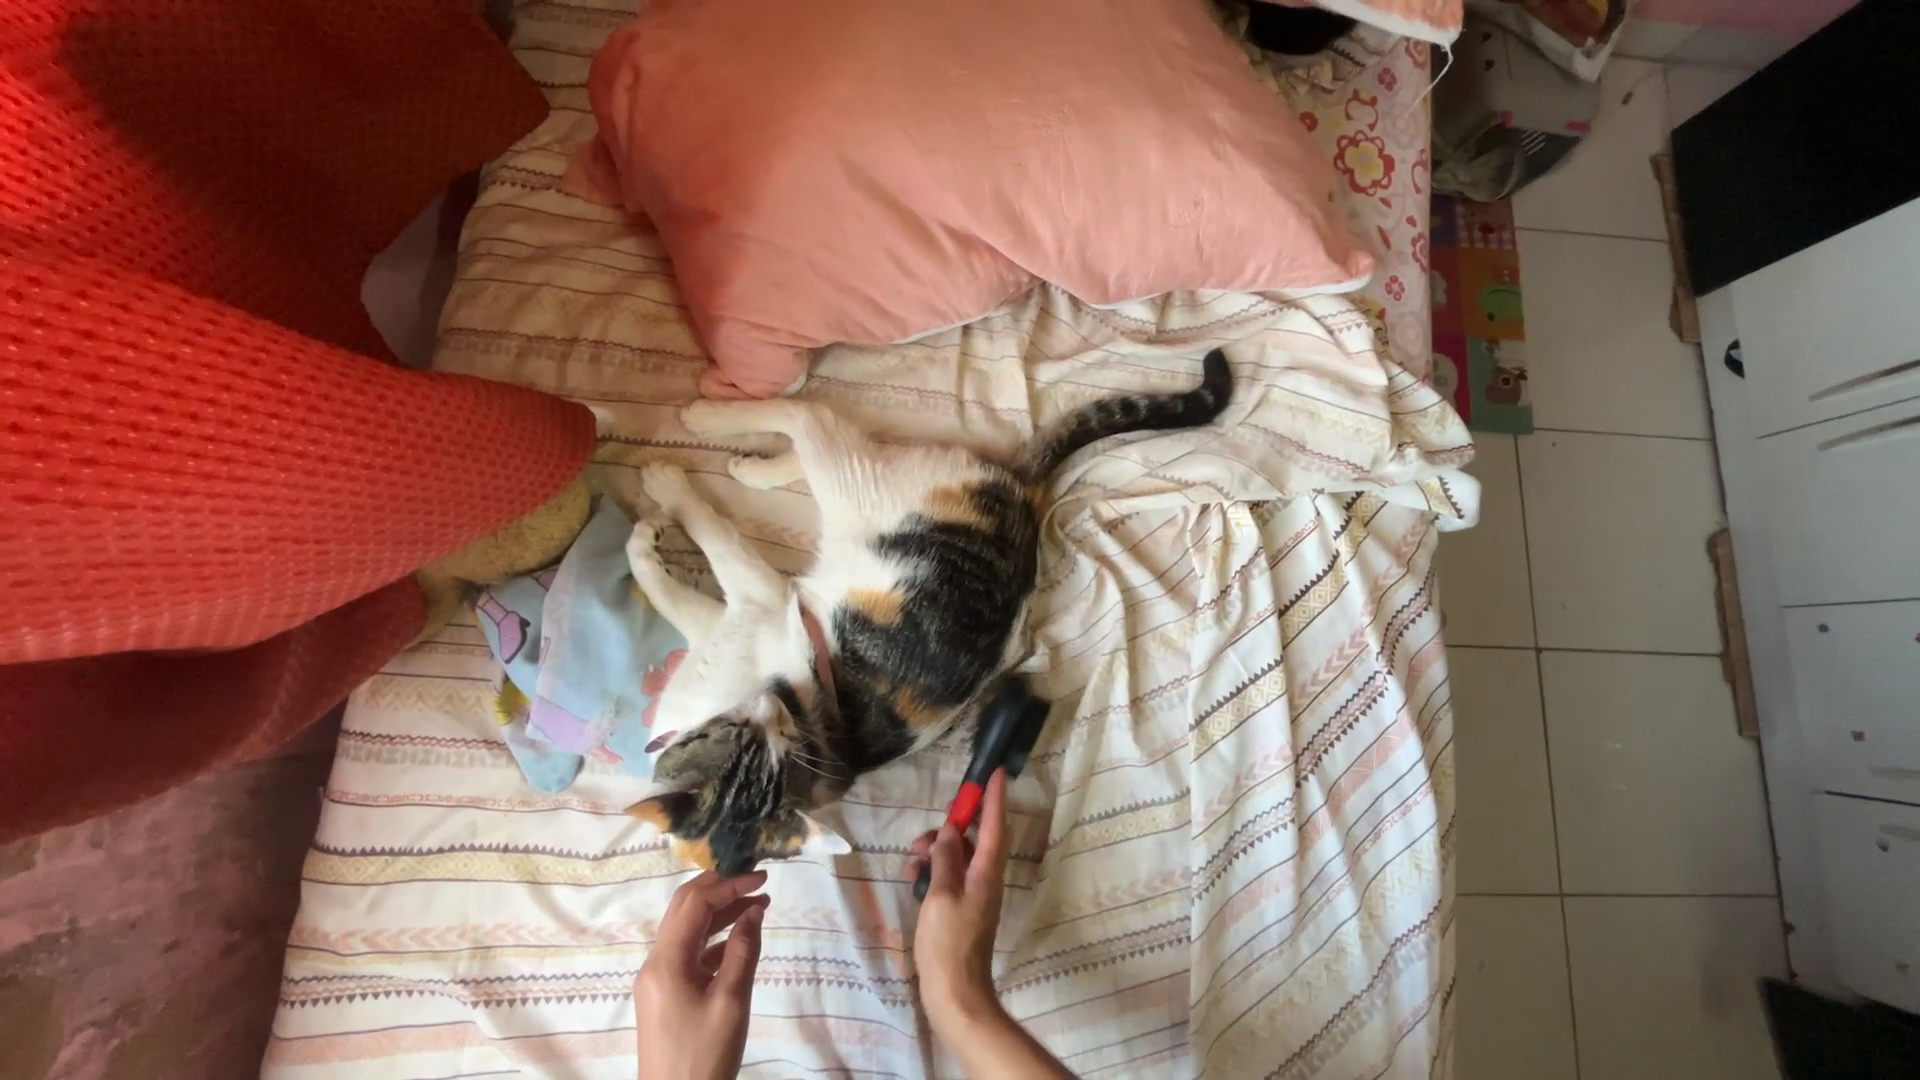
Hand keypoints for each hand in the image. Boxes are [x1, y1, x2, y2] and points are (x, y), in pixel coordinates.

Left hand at [634, 870, 769, 1079]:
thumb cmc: (705, 1057)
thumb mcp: (732, 1001)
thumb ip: (743, 949)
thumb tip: (754, 909)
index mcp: (666, 961)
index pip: (696, 902)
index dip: (730, 884)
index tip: (763, 877)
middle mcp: (655, 963)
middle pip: (685, 908)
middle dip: (721, 889)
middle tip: (757, 881)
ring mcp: (658, 980)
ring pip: (688, 928)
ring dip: (720, 912)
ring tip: (759, 904)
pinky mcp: (665, 995)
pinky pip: (689, 952)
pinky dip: (715, 937)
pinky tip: (741, 938)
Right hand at [907, 769, 1010, 1033]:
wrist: (955, 995)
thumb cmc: (948, 943)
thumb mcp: (941, 894)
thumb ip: (946, 858)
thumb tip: (951, 830)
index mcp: (987, 873)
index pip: (995, 825)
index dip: (995, 798)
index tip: (997, 772)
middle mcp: (987, 880)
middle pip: (975, 839)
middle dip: (952, 827)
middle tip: (926, 832)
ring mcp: (977, 896)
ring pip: (960, 857)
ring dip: (938, 851)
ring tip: (912, 859)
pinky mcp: (964, 910)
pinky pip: (952, 877)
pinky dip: (935, 871)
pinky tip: (914, 878)